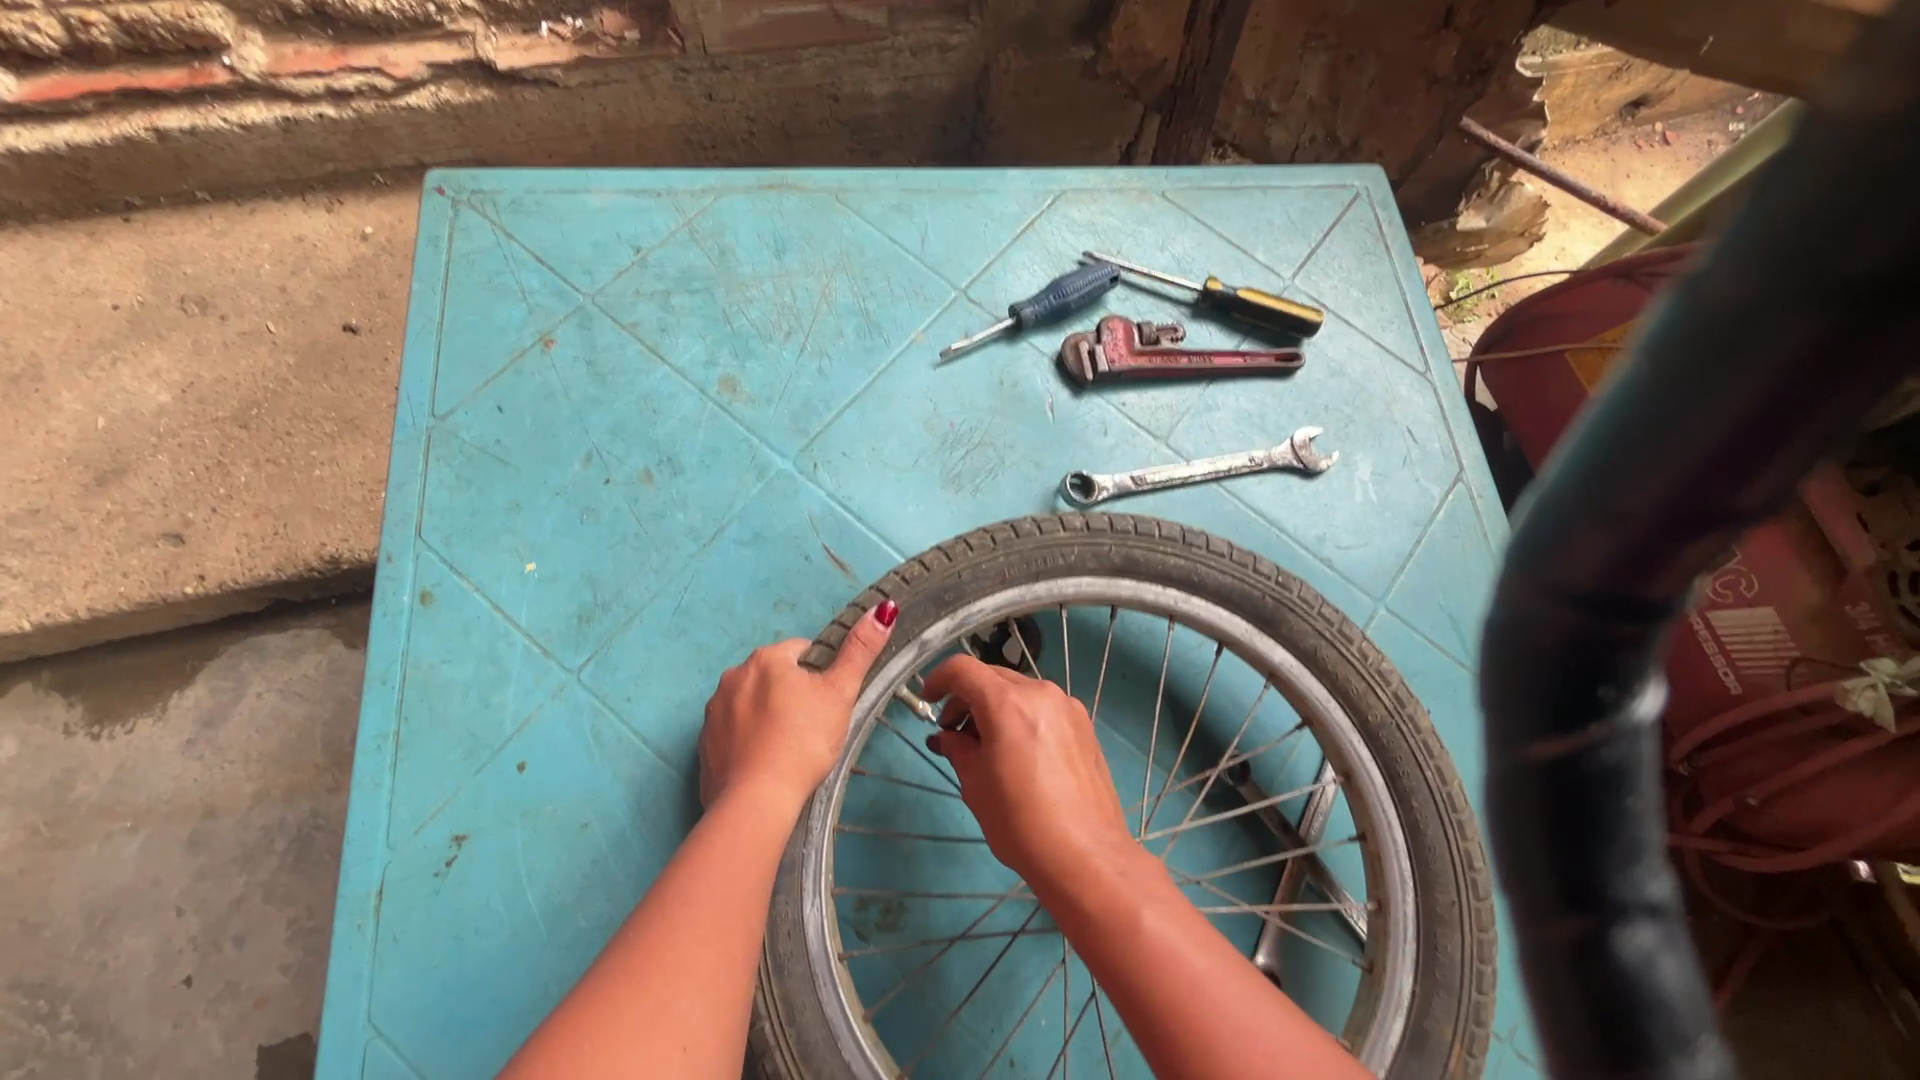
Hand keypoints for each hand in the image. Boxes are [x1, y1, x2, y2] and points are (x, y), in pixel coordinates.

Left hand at [699, 600, 897, 810]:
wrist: (756, 800)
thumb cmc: (804, 741)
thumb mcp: (841, 693)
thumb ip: (860, 650)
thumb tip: (883, 608)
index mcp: (766, 658)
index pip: (802, 652)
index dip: (822, 676)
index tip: (828, 704)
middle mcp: (734, 675)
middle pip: (775, 676)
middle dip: (793, 695)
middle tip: (813, 728)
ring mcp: (713, 710)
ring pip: (752, 703)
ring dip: (769, 716)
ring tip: (788, 748)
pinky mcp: (704, 743)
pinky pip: (734, 731)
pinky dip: (749, 740)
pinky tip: (765, 762)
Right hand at [923, 656, 1136, 894]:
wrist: (1086, 857)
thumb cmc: (1020, 822)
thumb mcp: (975, 785)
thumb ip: (958, 749)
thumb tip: (950, 737)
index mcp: (1008, 704)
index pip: (963, 670)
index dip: (938, 679)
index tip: (928, 700)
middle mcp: (1041, 694)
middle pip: (993, 678)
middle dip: (967, 698)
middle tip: (953, 733)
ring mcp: (1068, 708)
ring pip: (1020, 692)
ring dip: (995, 707)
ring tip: (986, 747)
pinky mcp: (1085, 727)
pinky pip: (1043, 708)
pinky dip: (1021, 717)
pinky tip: (1018, 754)